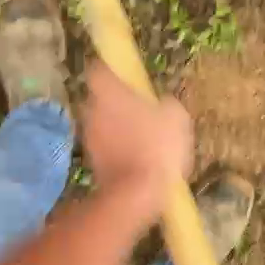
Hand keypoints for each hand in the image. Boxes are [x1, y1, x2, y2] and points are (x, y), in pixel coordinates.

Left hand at [80, 64, 192, 215]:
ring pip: (103, 123)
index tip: (128, 76)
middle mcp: (92, 109)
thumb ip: (165, 103)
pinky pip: (106, 145)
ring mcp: (88, 136)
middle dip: (118, 102)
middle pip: (102, 98)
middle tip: (143, 110)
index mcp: (109, 92)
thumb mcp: (176, 117)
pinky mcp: (91, 161)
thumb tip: (161, 104)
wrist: (136, 194)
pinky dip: (118, 148)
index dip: (112, 70)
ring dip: (118, 127)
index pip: (99, 69)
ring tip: (144, 139)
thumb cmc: (157, 147)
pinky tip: (139, 159)